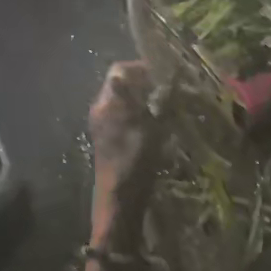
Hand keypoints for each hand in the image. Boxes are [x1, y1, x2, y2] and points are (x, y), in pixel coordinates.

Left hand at [86, 61, 157, 251]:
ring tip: (167, 105)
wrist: (119, 201)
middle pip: (122, 84)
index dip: (142, 68)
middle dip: (146, 83)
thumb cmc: (133, 162)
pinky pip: (125, 115)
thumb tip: (167, 77)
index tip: (165, 75)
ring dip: (145, 99)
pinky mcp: (110, 138)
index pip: (120, 70)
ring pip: (125, 100)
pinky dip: (141, 113)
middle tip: (170, 90)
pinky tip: (158, 124)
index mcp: (106, 103)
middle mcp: (101, 109)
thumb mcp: (150, 127)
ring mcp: (104, 124)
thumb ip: (156, 100)